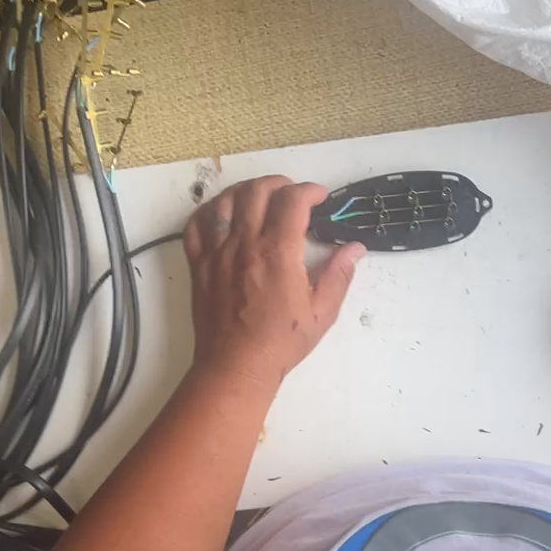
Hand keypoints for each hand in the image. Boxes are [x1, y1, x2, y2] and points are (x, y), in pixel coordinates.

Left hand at [183, 176, 364, 387]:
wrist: (236, 366)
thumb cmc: (278, 343)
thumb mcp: (321, 312)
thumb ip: (338, 275)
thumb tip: (354, 250)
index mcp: (277, 254)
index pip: (292, 201)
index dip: (309, 190)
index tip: (319, 197)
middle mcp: (244, 245)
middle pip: (257, 191)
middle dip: (279, 183)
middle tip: (292, 193)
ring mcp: (217, 253)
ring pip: (225, 201)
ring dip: (246, 190)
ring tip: (260, 197)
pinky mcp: (200, 265)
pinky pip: (196, 226)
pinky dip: (209, 211)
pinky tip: (223, 213)